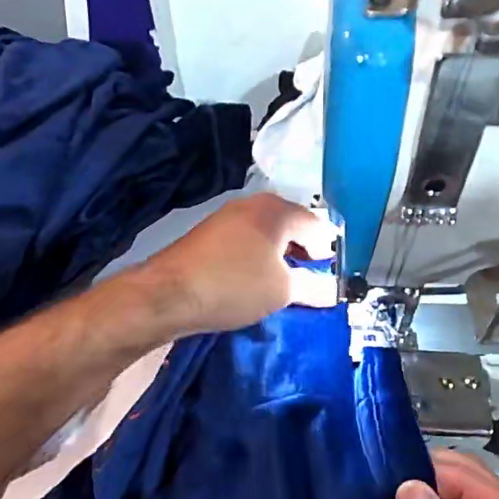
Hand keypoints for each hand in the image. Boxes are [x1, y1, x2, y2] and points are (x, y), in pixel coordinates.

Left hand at [130, 193, 337, 336]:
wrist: (167, 294)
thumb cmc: (234, 286)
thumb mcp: (282, 291)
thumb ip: (312, 286)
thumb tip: (329, 289)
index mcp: (276, 210)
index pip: (316, 225)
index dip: (328, 251)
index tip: (330, 276)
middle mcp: (252, 204)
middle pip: (291, 225)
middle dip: (304, 252)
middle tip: (311, 280)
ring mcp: (226, 217)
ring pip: (266, 234)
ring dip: (279, 256)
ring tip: (284, 285)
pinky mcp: (208, 234)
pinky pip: (246, 242)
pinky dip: (257, 257)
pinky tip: (254, 281)